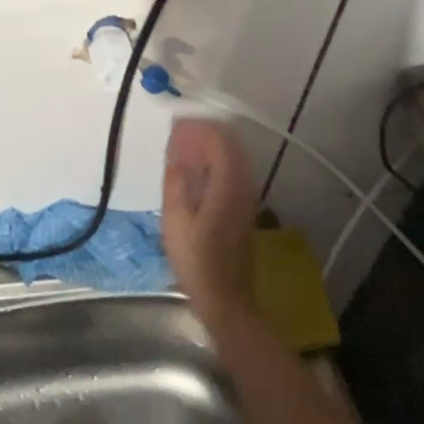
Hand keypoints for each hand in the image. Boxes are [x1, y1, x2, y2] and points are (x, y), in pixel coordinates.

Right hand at [162, 118, 258, 324]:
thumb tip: (176, 152)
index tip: (176, 125)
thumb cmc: (195, 261)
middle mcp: (244, 185)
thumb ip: (177, 181)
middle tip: (177, 135)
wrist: (225, 298)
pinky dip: (215, 163)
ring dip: (210, 149)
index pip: (219, 141)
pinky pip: (233, 172)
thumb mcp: (176, 220)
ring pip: (233, 158)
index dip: (198, 128)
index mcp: (228, 185)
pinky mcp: (245, 208)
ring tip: (183, 150)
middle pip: (230, 145)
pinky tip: (196, 173)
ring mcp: (248, 197)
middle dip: (204, 134)